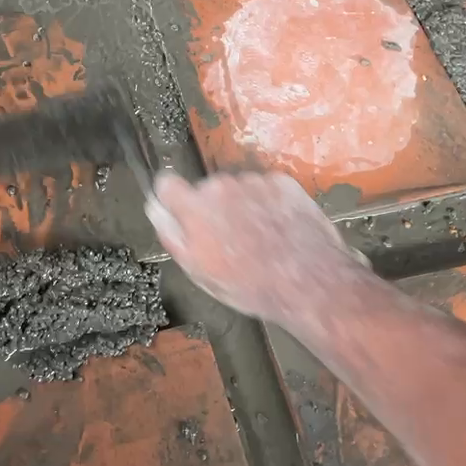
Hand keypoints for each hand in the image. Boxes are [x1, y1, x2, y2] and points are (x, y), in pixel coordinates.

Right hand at [148, 171, 367, 325]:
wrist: (310, 284)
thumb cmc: (249, 285)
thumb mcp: (199, 271)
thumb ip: (172, 235)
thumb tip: (155, 208)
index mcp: (194, 206)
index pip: (166, 183)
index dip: (173, 199)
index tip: (184, 215)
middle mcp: (219, 184)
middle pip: (206, 188)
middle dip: (214, 208)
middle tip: (232, 240)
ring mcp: (253, 180)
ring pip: (238, 188)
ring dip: (243, 205)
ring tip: (261, 239)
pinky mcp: (282, 182)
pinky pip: (266, 187)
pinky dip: (269, 203)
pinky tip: (279, 230)